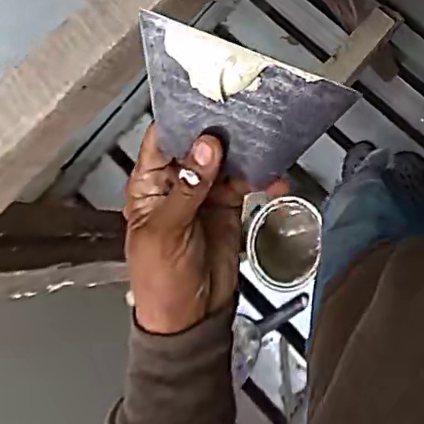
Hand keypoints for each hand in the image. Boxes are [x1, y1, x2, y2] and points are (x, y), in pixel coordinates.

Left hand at [123, 125, 281, 334]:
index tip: (204, 103)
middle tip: (241, 114)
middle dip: (219, 129)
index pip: (163, 139)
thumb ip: (188, 188)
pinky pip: (245, 179)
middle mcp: (178, 181)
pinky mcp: (229, 202)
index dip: (182, 120)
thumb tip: (206, 145)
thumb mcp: (166, 233)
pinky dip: (261, 176)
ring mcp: (205, 190)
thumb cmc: (160, 281)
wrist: (192, 320)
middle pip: (198, 143)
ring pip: (225, 157)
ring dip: (244, 150)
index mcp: (150, 183)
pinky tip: (272, 175)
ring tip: (263, 140)